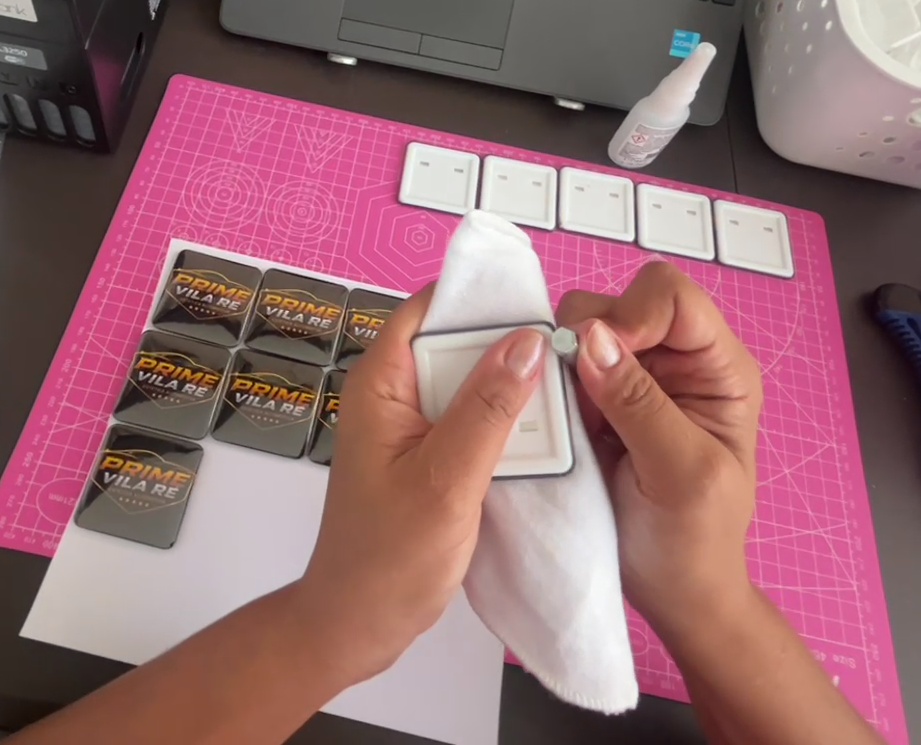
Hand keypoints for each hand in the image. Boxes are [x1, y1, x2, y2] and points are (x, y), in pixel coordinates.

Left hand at [294, 287, 544, 683]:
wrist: (358, 623)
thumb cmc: (389, 556)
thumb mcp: (446, 478)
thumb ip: (487, 408)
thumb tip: (528, 340)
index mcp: (380, 383)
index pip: (424, 310)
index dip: (474, 298)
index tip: (531, 299)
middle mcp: (391, 392)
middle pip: (449, 342)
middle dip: (501, 341)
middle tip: (562, 346)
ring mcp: (407, 424)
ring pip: (463, 380)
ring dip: (506, 384)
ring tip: (562, 383)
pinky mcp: (424, 452)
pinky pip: (466, 416)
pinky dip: (499, 419)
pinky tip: (538, 430)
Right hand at [558, 261, 763, 645]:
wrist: (669, 589)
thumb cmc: (695, 537)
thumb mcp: (681, 472)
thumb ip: (639, 402)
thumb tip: (590, 337)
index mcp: (716, 366)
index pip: (671, 297)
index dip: (632, 315)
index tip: (601, 360)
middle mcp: (673, 358)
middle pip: (617, 301)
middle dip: (589, 336)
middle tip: (581, 392)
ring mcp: (630, 375)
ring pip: (579, 327)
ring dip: (564, 360)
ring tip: (571, 413)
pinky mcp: (592, 395)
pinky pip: (559, 362)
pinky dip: (548, 380)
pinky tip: (558, 418)